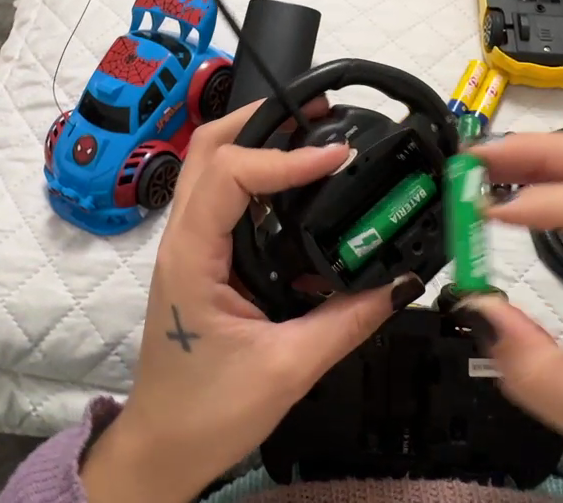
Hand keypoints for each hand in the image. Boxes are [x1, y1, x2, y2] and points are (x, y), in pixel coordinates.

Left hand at [81, 100, 422, 502]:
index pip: (231, 173)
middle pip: (209, 147)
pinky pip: (223, 194)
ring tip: (312, 135)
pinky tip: (296, 185)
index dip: (286, 157)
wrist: (162, 448)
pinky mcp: (201, 256)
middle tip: (318, 114)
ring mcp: (188, 243)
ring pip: (211, 164)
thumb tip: (401, 281)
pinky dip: (257, 172)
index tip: (339, 156)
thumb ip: (346, 321)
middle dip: (261, 119)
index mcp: (191, 255)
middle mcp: (183, 236)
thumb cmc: (208, 412)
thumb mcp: (287, 369)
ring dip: (257, 139)